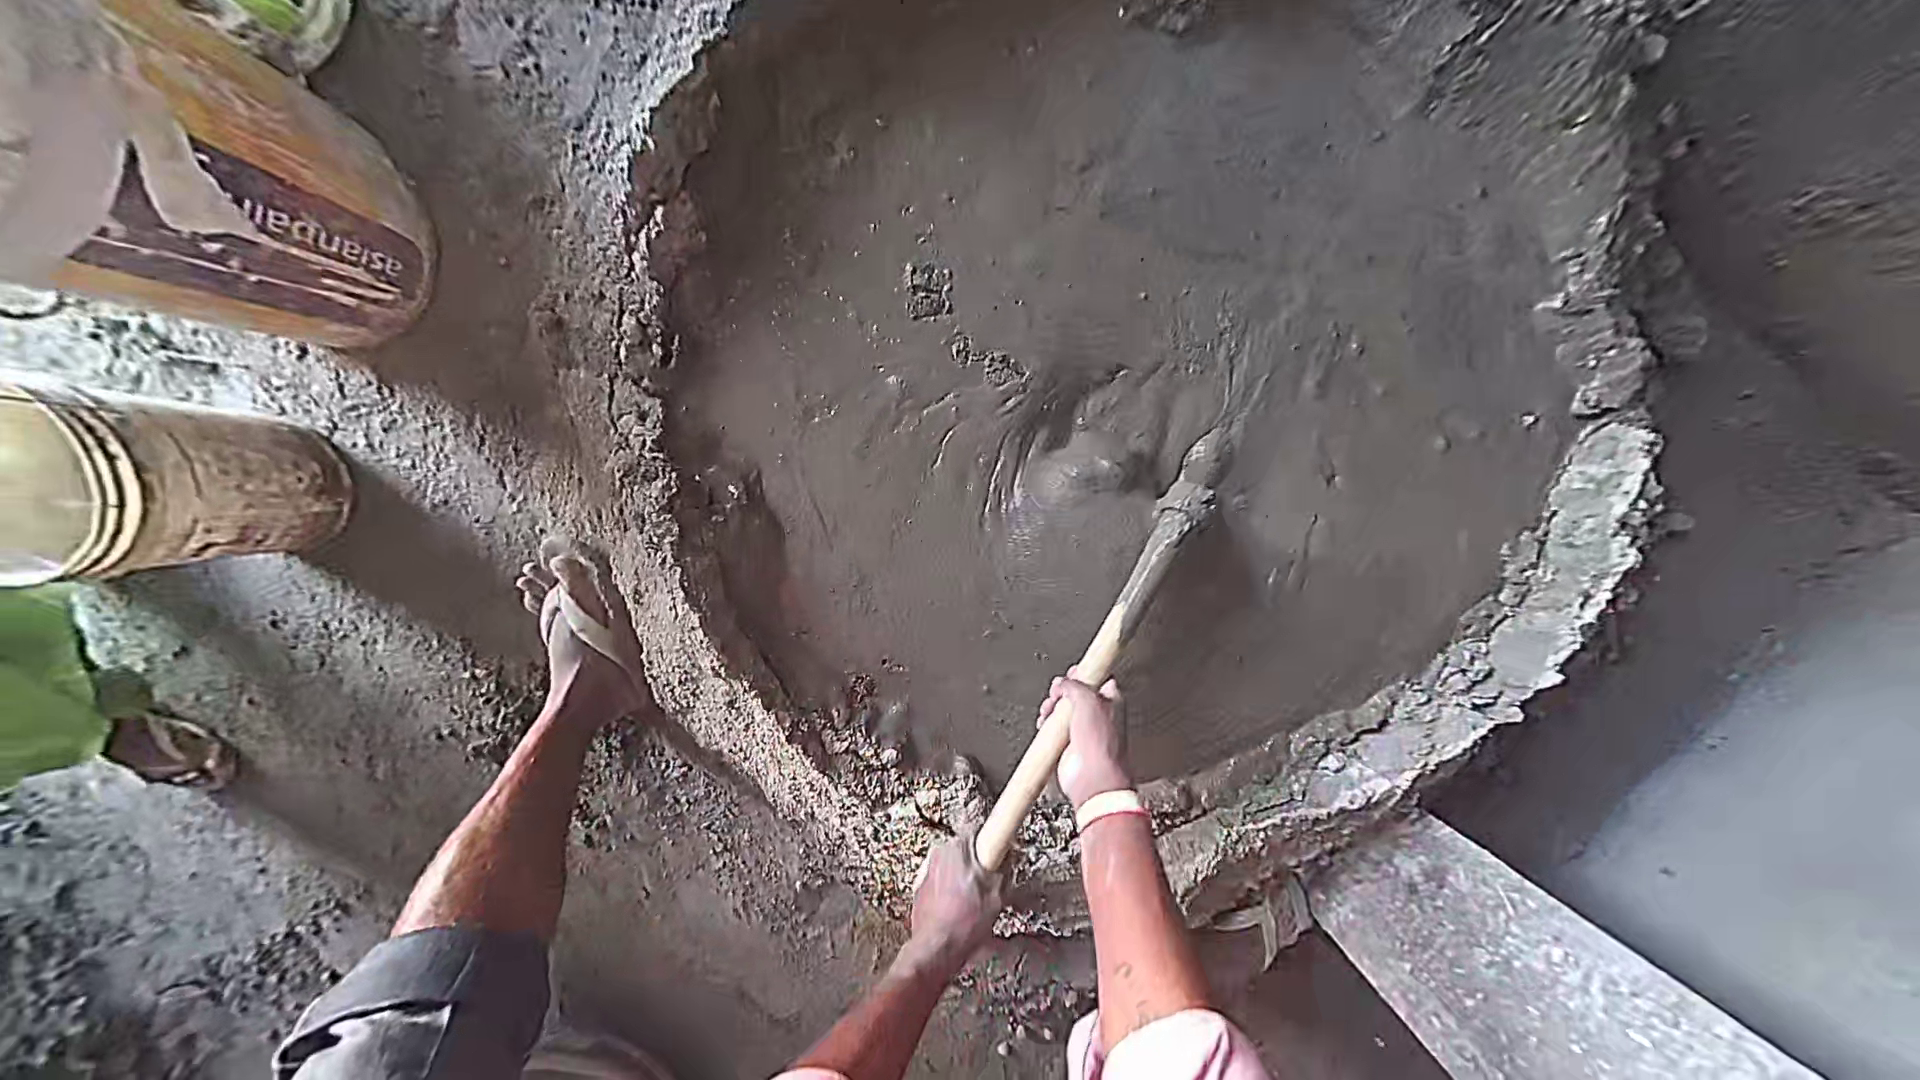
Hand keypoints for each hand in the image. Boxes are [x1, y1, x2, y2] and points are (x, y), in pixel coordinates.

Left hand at [903, 831, 1003, 972]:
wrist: (935, 951)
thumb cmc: (963, 924)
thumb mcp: (996, 895)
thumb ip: (1004, 869)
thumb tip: (1010, 854)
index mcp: (959, 848)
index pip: (979, 829)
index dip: (993, 840)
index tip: (1001, 848)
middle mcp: (940, 853)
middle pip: (966, 848)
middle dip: (979, 863)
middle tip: (989, 884)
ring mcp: (928, 869)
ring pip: (953, 865)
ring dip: (964, 878)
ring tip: (974, 902)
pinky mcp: (921, 887)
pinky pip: (941, 881)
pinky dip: (950, 891)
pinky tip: (959, 911)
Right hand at [1040, 669, 1130, 808]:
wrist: (1092, 778)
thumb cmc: (1101, 743)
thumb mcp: (1088, 700)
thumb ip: (1074, 685)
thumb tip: (1063, 682)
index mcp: (1111, 701)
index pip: (1097, 678)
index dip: (1082, 674)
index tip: (1071, 673)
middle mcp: (1098, 714)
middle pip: (1075, 692)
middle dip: (1061, 691)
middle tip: (1056, 693)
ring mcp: (1083, 729)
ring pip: (1063, 709)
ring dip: (1051, 706)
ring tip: (1048, 709)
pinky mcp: (1069, 743)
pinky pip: (1055, 727)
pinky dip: (1047, 723)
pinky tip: (1044, 723)